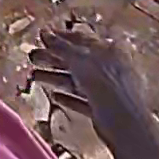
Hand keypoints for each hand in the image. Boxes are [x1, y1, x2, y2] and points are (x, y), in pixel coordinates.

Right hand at [30, 30, 150, 143]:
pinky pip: (82, 99)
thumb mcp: (78, 59)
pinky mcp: (105, 110)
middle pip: (77, 61)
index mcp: (109, 52)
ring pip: (77, 80)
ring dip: (55, 77)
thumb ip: (60, 45)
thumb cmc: (104, 84)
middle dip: (53, 58)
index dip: (61, 36)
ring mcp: (109, 91)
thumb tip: (44, 32)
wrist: (125, 125)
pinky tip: (55, 96)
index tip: (42, 36)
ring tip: (34, 76)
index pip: (83, 39)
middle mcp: (111, 69)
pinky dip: (68, 97)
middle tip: (33, 57)